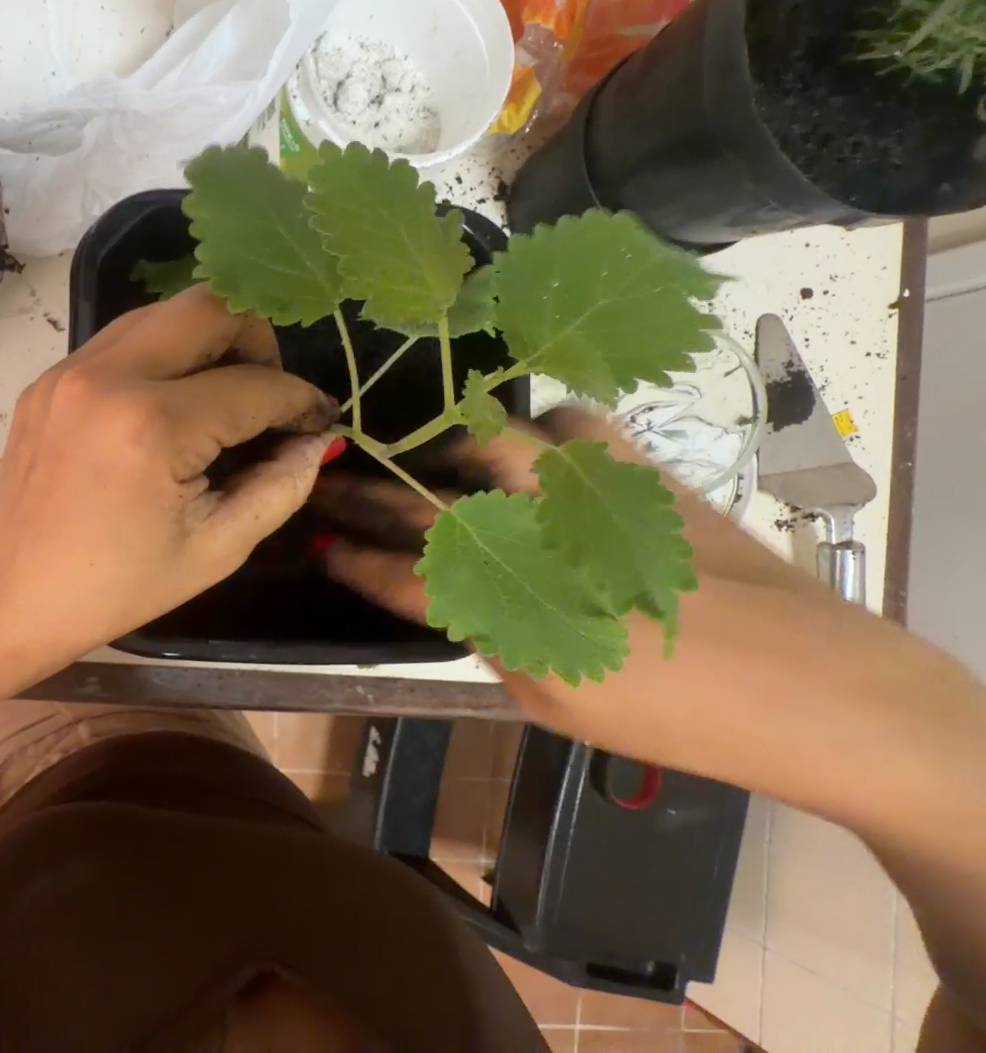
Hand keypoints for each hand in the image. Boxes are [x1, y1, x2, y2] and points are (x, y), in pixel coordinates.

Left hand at [0, 285, 337, 704]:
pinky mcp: (47, 380)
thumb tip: (315, 437)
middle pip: (207, 307)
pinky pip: (119, 340)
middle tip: (267, 391)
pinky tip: (168, 403)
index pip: (253, 385)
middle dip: (256, 339)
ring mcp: (68, 371)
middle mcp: (106, 377)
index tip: (316, 421)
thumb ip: (280, 485)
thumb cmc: (118, 587)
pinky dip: (159, 355)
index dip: (298, 402)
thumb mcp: (216, 549)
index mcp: (151, 425)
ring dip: (205, 340)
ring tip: (222, 393)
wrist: (16, 595)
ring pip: (160, 313)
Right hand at [318, 408, 985, 835]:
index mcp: (505, 608)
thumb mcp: (553, 700)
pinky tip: (535, 446)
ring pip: (490, 444)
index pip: (398, 577)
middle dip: (364, 496)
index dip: (350, 562)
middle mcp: (533, 539)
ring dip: (445, 450)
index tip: (320, 547)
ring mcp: (587, 499)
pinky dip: (543, 428)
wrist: (822, 695)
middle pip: (423, 507)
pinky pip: (578, 425)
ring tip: (432, 459)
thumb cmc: (673, 718)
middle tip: (330, 487)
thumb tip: (463, 601)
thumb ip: (494, 642)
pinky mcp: (642, 477)